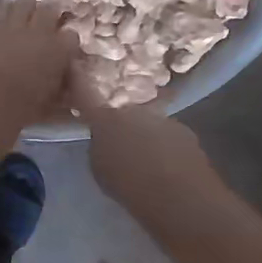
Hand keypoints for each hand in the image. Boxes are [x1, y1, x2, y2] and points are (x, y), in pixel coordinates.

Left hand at [0, 0, 75, 124]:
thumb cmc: (29, 107)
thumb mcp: (55, 102)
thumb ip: (64, 88)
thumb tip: (70, 88)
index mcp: (61, 49)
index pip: (72, 36)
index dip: (68, 41)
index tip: (65, 45)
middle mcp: (42, 33)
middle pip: (51, 11)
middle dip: (52, 11)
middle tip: (52, 9)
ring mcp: (16, 29)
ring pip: (26, 3)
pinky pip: (4, 15)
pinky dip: (8, 11)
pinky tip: (9, 6)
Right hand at [70, 77, 219, 208]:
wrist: (182, 199)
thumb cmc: (129, 185)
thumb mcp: (99, 167)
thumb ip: (99, 145)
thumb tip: (106, 138)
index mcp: (105, 120)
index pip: (85, 94)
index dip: (78, 78)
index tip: (74, 63)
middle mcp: (135, 112)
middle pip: (123, 111)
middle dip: (120, 123)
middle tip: (118, 145)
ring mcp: (164, 121)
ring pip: (147, 124)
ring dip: (144, 137)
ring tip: (144, 163)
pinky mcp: (187, 135)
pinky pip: (167, 137)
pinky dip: (163, 149)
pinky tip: (164, 169)